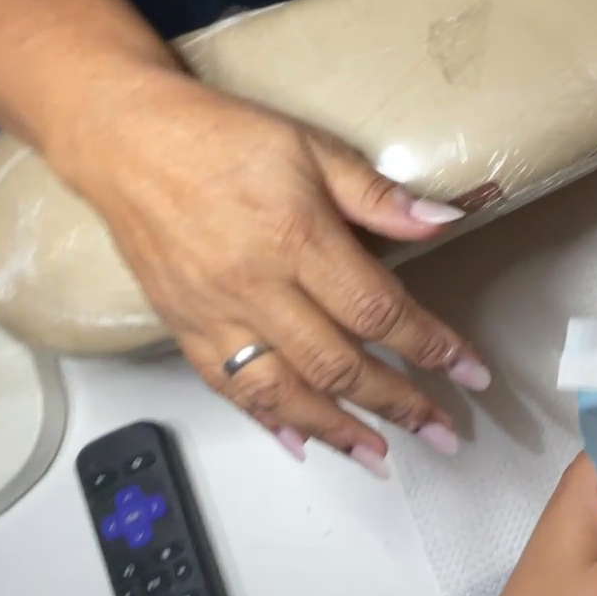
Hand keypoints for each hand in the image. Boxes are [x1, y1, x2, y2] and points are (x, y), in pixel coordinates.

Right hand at [57, 72, 488, 474]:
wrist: (126, 138)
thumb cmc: (227, 139)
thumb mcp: (316, 151)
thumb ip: (381, 196)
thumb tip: (444, 220)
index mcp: (298, 241)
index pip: (380, 311)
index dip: (433, 346)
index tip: (470, 372)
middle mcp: (256, 289)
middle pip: (339, 365)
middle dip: (398, 404)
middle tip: (441, 432)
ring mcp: (214, 315)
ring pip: (284, 392)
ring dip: (338, 431)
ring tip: (382, 456)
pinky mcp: (181, 328)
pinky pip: (227, 388)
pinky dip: (268, 421)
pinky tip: (300, 444)